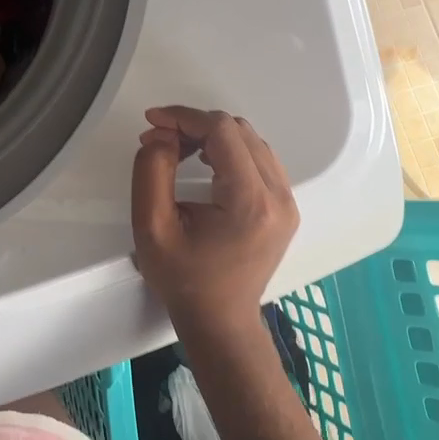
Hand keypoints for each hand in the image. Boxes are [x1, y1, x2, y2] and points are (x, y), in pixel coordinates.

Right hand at [131, 106, 298, 330]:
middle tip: (160, 140)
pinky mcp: (284, 207)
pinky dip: (227, 148)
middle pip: (237, 130)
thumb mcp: (152, 225)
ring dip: (210, 134)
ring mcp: (286, 202)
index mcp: (250, 201)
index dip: (184, 117)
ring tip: (178, 150)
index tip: (152, 121)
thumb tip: (164, 135)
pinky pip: (258, 157)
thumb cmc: (183, 278)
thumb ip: (152, 170)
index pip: (222, 131)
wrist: (220, 322)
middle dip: (194, 124)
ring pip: (249, 140)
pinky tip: (203, 161)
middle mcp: (278, 197)